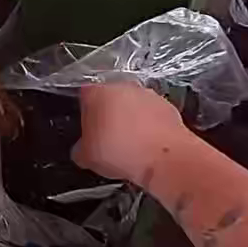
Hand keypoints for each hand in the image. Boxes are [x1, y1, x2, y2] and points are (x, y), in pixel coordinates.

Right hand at [74, 81, 190, 184]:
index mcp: (97, 93)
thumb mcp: (86, 157)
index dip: (84, 113)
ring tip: (129, 144)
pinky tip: (147, 144)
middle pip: (110, 97)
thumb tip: (82, 151)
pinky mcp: (167, 106)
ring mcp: (148, 94)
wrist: (164, 158)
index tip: (87, 129)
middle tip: (107, 138)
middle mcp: (123, 87)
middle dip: (108, 115)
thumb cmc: (122, 151)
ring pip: (133, 104)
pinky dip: (150, 126)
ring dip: (131, 119)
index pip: (84, 96)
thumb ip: (80, 148)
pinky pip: (152, 114)